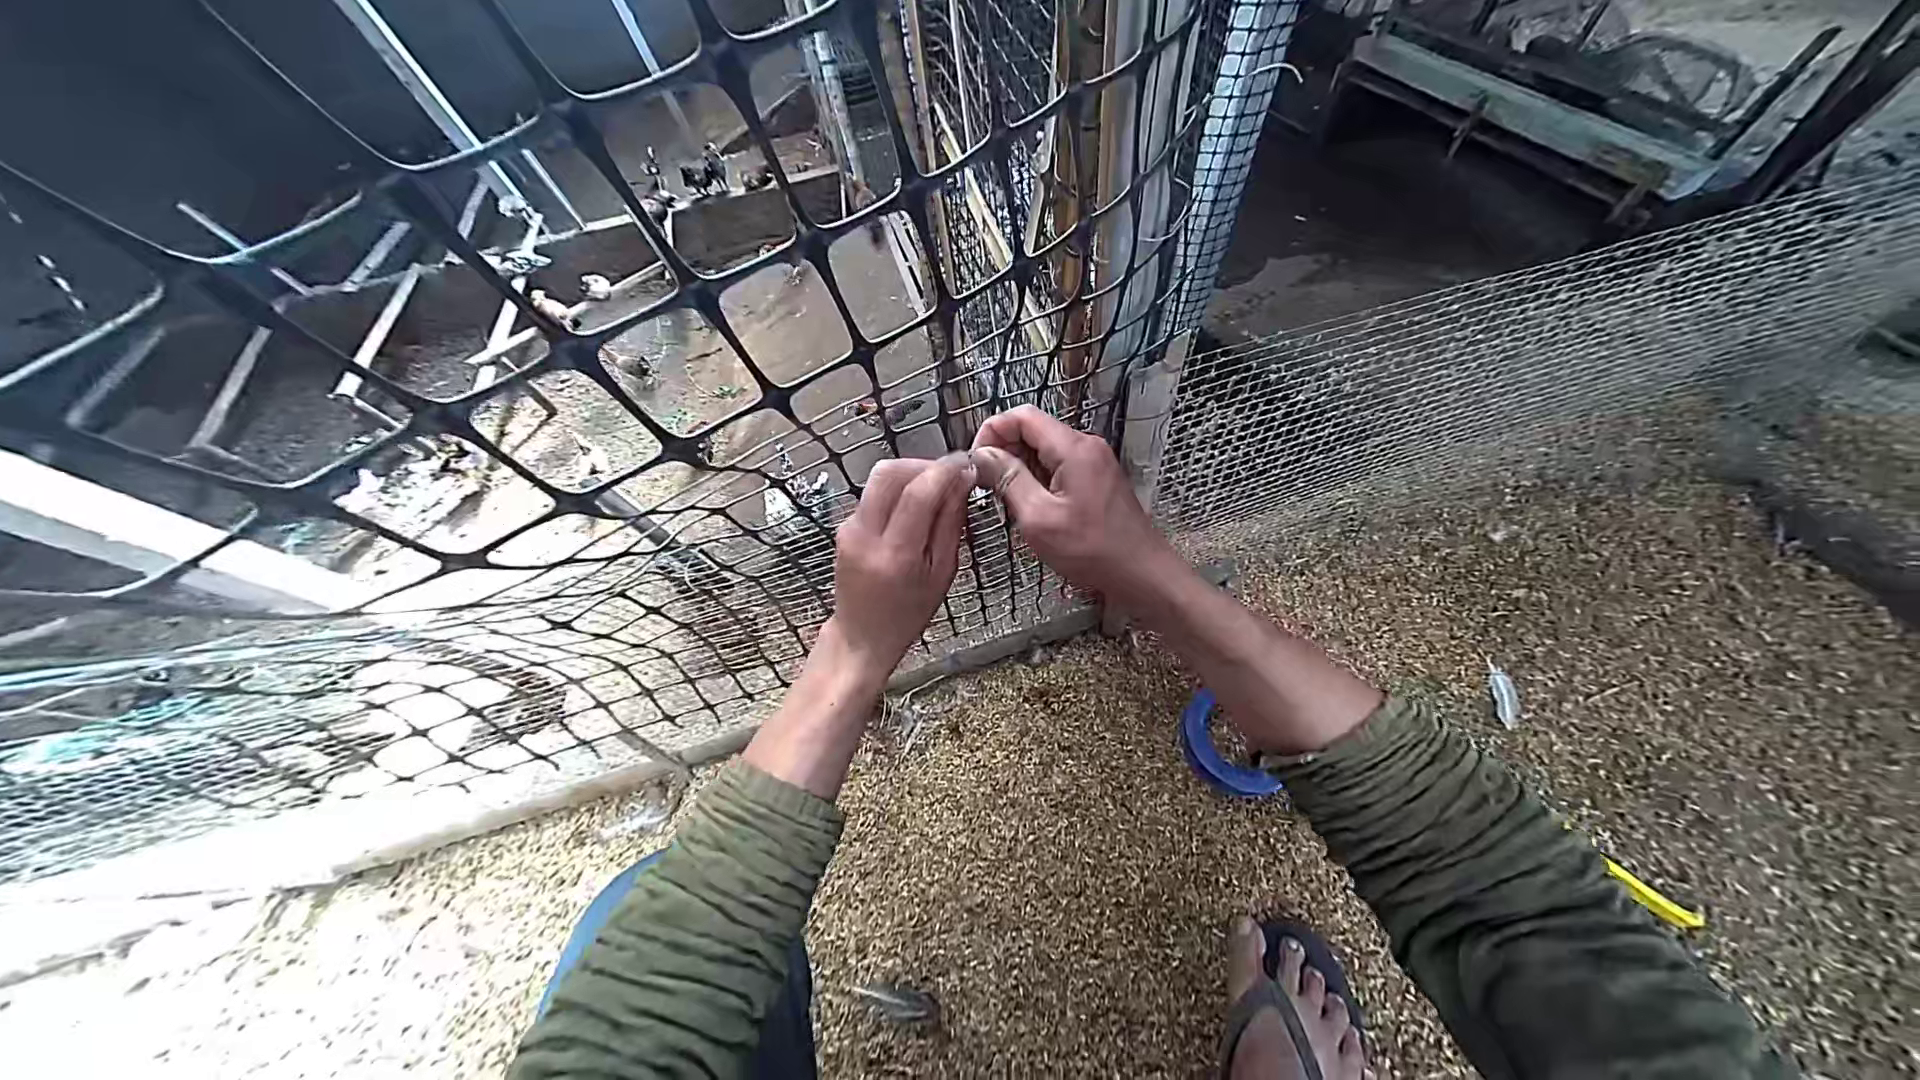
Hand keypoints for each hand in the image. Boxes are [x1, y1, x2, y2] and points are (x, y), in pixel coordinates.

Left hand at [826, 452, 975, 680]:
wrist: (862, 635)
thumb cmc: (906, 614)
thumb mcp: (942, 574)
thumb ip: (950, 525)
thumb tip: (960, 484)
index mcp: (896, 555)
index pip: (918, 493)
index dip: (944, 470)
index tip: (963, 464)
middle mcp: (865, 537)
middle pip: (890, 473)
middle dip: (923, 464)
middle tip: (947, 474)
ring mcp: (849, 529)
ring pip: (879, 478)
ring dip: (911, 474)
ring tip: (934, 490)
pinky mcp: (844, 526)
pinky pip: (873, 493)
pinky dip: (897, 489)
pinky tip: (914, 506)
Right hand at [969, 405, 1181, 605]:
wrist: (1140, 572)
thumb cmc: (1092, 550)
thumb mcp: (1039, 518)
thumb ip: (1008, 480)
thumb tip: (982, 456)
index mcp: (1073, 448)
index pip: (1021, 416)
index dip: (992, 432)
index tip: (977, 462)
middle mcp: (1086, 446)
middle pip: (1033, 430)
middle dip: (1004, 452)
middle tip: (987, 485)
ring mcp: (1094, 461)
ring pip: (1044, 450)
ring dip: (1019, 468)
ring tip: (1007, 501)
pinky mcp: (1096, 478)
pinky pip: (1058, 466)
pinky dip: (1038, 479)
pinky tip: (1031, 507)